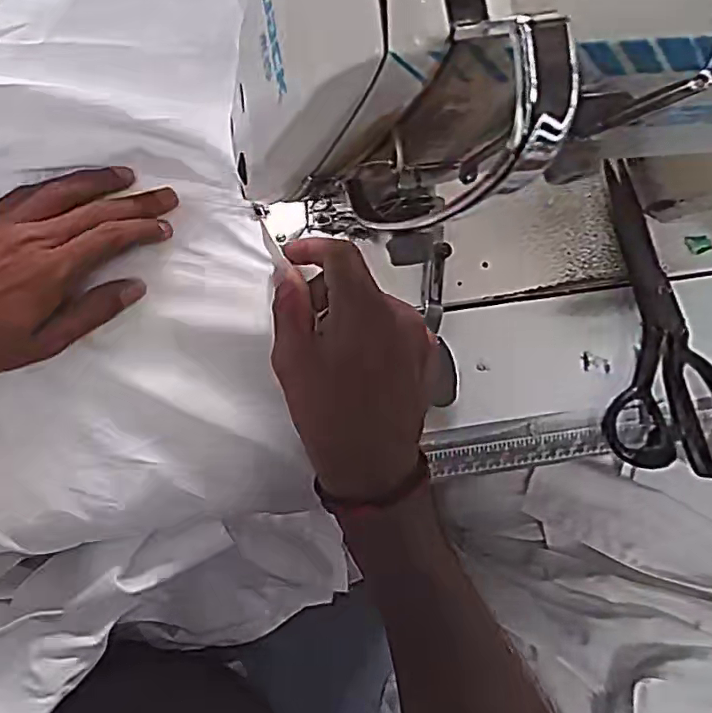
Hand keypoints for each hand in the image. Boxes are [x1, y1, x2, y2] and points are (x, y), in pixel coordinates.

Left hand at [0, 167, 176, 413]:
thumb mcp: (45, 343)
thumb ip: (92, 311)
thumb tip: (133, 286)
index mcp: (51, 269)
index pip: (108, 237)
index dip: (140, 229)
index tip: (164, 227)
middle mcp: (33, 237)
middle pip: (94, 210)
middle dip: (135, 202)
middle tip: (165, 196)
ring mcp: (7, 224)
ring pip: (62, 192)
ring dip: (98, 181)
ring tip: (126, 176)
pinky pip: (28, 192)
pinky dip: (56, 184)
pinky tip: (70, 182)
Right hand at [271, 238, 432, 502]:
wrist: (371, 464)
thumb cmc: (334, 420)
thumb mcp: (293, 359)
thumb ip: (289, 307)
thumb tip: (289, 276)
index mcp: (362, 311)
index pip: (341, 254)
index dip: (313, 248)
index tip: (296, 256)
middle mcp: (396, 317)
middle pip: (356, 279)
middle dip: (324, 290)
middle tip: (301, 320)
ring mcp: (414, 336)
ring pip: (372, 303)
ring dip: (346, 313)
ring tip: (327, 353)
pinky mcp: (422, 353)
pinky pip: (389, 325)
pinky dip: (367, 331)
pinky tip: (350, 364)